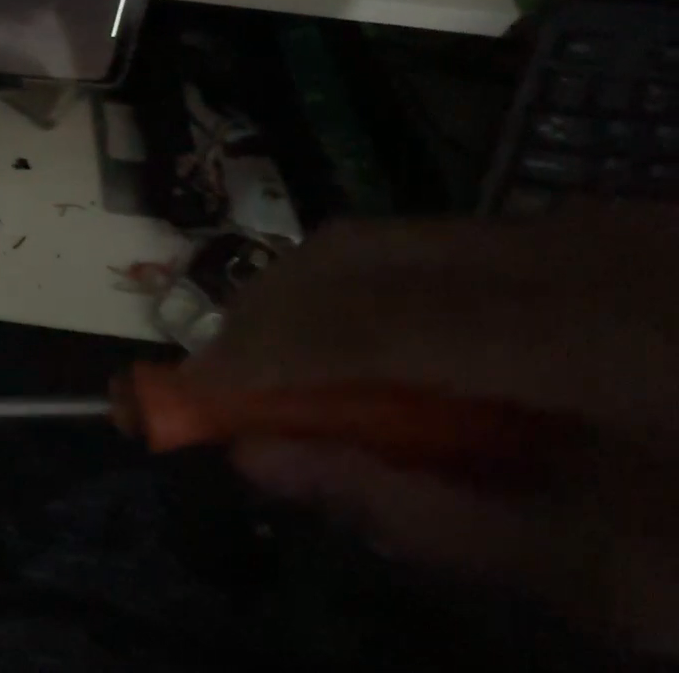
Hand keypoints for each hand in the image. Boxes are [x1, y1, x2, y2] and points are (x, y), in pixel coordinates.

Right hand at [182, 206, 678, 651]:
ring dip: (310, 304)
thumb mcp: (628, 581)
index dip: (258, 356)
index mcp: (608, 335)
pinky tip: (387, 360)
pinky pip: (435, 249)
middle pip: (354, 253)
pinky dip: (371, 297)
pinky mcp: (597, 231)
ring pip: (386, 241)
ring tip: (292, 377)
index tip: (180, 399)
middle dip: (263, 316)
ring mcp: (590, 227)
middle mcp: (581, 250)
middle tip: (226, 388)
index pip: (369, 321)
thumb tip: (261, 462)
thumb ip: (422, 513)